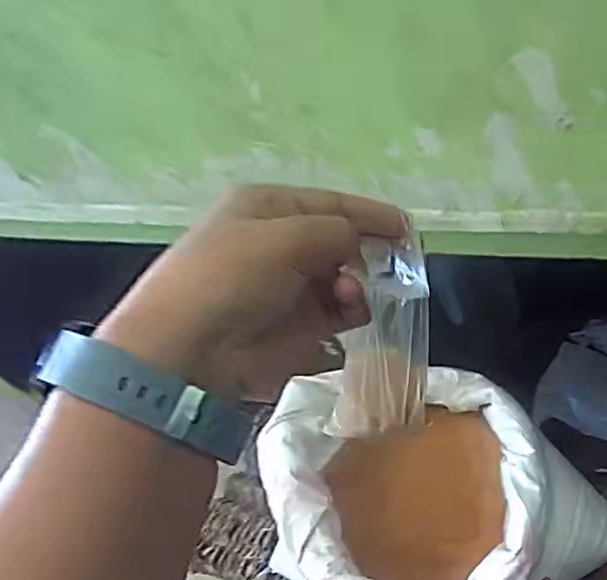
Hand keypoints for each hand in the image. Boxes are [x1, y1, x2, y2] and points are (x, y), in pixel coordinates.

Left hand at [95, 185, 406, 400]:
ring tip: (350, 295)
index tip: (409, 230)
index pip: (333, 205)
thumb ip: (335, 232)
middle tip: (390, 268)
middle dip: (368, 253)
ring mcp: (295, 287)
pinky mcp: (304, 326)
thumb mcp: (284, 238)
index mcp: (271, 209)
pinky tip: (351, 313)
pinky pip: (344, 312)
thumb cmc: (232, 278)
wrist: (197, 347)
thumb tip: (362, 242)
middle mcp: (284, 244)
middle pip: (344, 243)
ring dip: (359, 284)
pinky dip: (355, 311)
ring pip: (348, 279)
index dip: (372, 215)